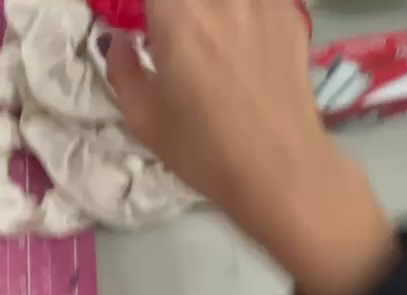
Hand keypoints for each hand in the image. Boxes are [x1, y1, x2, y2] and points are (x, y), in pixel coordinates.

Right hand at [107, 0, 398, 294]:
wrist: (275, 165)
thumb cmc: (200, 150)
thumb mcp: (144, 120)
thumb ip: (123, 70)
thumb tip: (117, 40)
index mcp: (178, 16)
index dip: (143, 5)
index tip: (140, 23)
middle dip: (173, 10)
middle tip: (166, 32)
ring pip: (223, 2)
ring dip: (207, 15)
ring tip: (202, 41)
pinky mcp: (289, 9)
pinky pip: (253, 2)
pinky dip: (238, 14)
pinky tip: (235, 42)